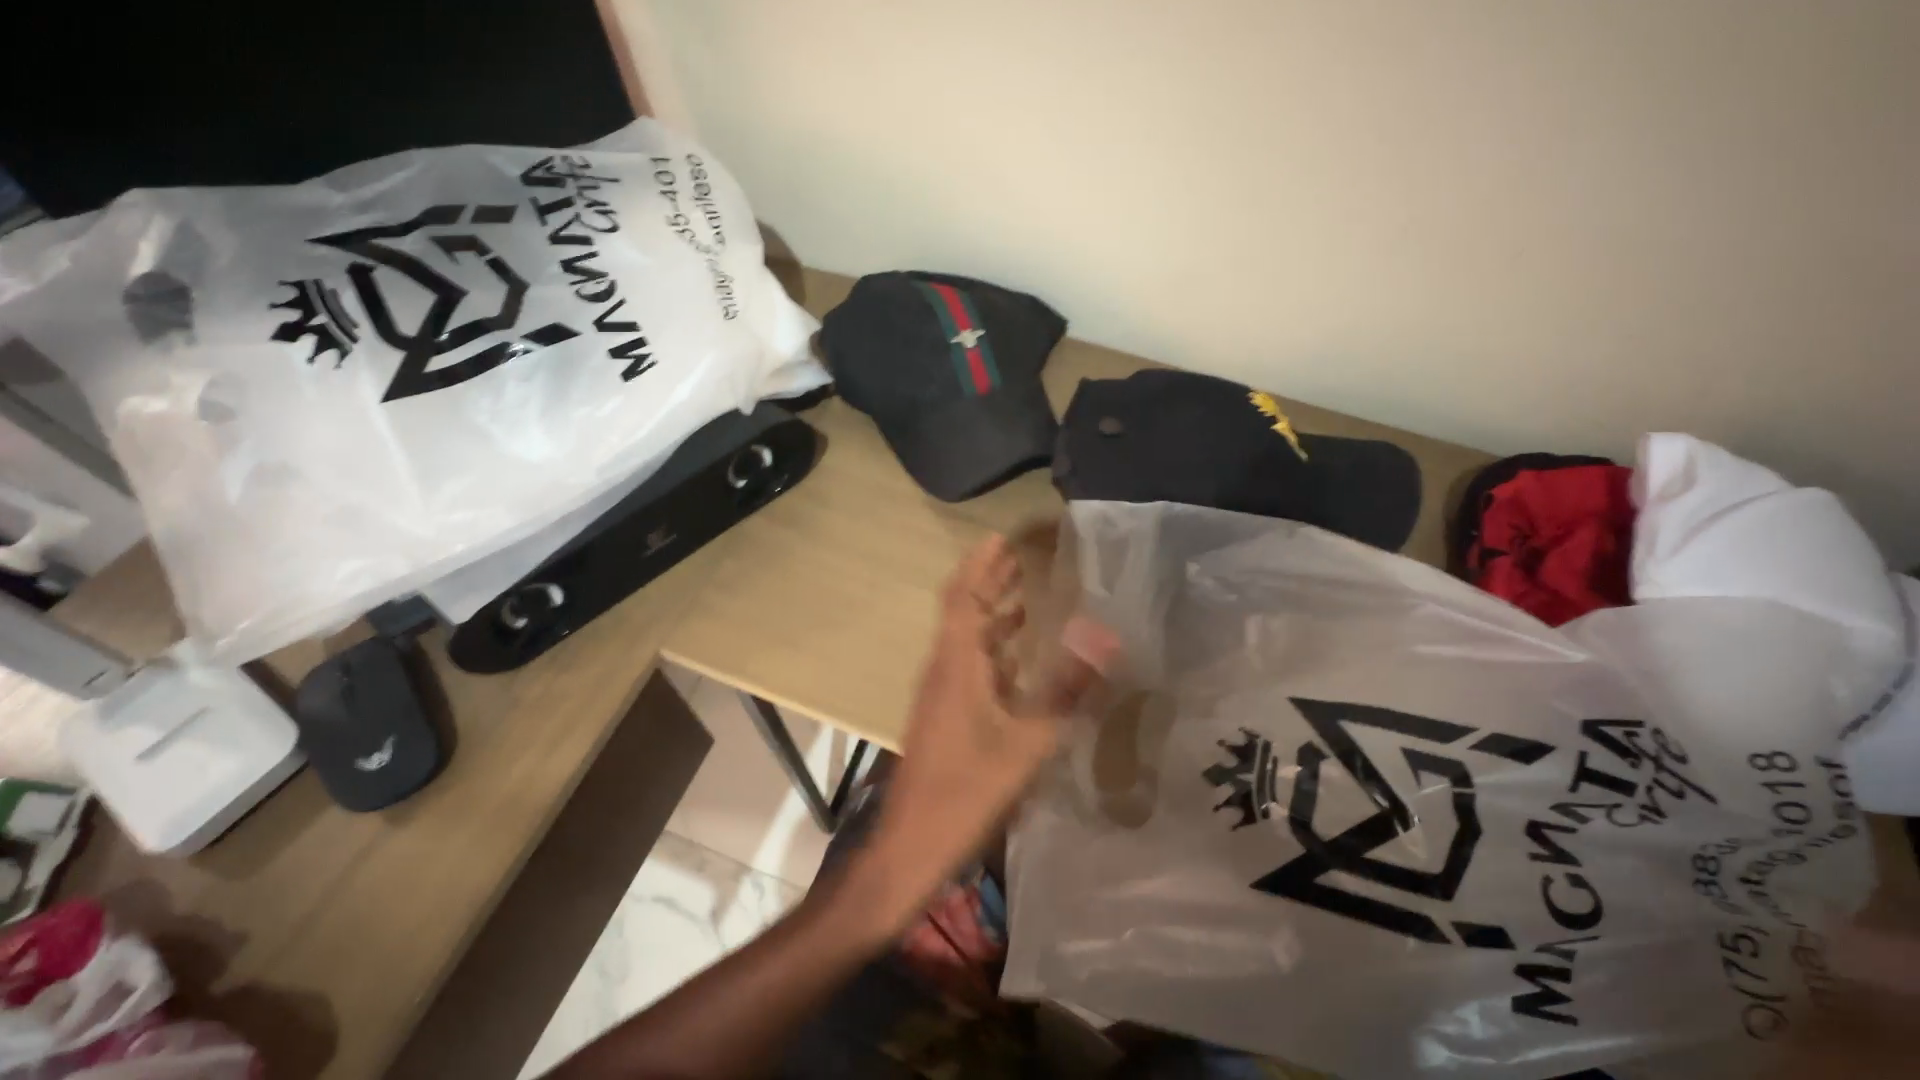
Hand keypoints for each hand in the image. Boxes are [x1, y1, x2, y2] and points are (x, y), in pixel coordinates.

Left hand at [843, 534, 1118, 932]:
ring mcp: (940, 696)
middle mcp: (943, 670)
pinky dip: (996, 650)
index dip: (982, 562)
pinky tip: (1023, 662)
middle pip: (965, 611)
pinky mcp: (945, 720)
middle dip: (992, 580)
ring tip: (1032, 596)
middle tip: (1028, 557)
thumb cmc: (966, 793)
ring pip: (967, 641)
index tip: (1005, 535)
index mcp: (955, 664)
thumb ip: (1065, 689)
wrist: (911, 847)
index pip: (963, 594)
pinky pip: (971, 668)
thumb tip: (1103, 635)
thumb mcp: (1027, 742)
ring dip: (994, 614)